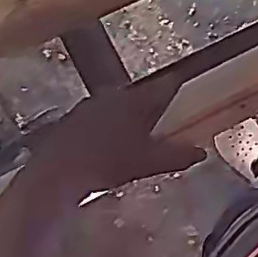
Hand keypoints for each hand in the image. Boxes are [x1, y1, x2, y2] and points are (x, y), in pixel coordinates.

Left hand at [16, 79, 203, 202]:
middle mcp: (114, 95)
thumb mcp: (149, 162)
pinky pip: (101, 117)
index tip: (189, 87)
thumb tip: (201, 152)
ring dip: (130, 115)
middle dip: (154, 104)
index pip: (165, 85)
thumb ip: (177, 156)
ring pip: (119, 104)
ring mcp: (90, 105)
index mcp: (136, 100)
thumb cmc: (108, 162)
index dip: (179, 86)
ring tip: (140, 131)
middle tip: (167, 115)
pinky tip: (111, 143)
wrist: (56, 171)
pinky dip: (111, 126)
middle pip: (141, 94)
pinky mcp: (73, 119)